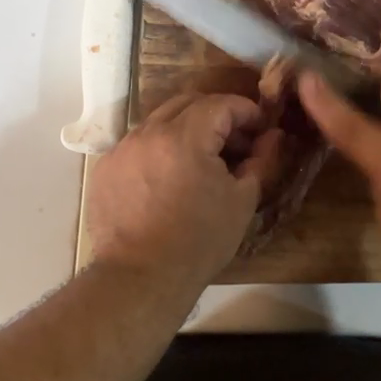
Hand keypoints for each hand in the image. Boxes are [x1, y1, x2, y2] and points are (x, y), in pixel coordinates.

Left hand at [86, 93, 283, 287]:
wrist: (141, 277)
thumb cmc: (199, 241)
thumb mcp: (241, 200)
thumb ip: (261, 160)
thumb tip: (274, 135)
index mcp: (184, 137)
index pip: (220, 104)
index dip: (246, 111)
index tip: (260, 128)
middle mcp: (148, 133)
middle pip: (187, 103)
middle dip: (216, 115)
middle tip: (236, 141)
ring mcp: (122, 149)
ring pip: (160, 121)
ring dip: (186, 130)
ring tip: (203, 161)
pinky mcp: (106, 168)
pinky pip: (138, 144)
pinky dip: (160, 149)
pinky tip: (170, 178)